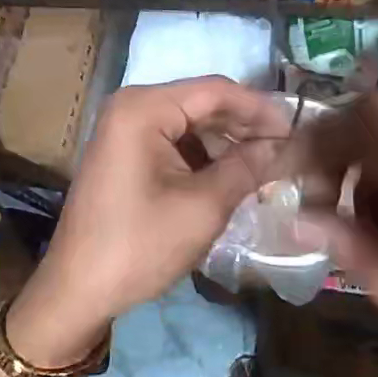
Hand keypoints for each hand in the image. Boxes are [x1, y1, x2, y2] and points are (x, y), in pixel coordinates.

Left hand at [7, 77, 289, 365]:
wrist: (78, 286)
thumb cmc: (140, 244)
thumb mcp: (203, 206)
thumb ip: (246, 167)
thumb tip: (282, 146)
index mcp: (143, 108)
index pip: (215, 90)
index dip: (260, 108)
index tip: (299, 131)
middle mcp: (129, 106)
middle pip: (200, 103)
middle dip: (243, 126)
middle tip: (287, 152)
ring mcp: (121, 129)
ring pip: (187, 122)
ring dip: (224, 142)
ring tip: (265, 168)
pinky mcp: (121, 152)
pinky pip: (170, 140)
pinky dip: (200, 155)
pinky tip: (229, 176)